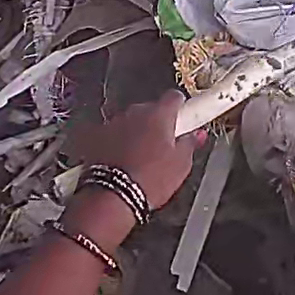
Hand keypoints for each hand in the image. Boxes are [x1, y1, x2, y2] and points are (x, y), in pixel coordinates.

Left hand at [67, 91, 203, 211]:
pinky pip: (113, 133)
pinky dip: (118, 142)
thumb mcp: (180, 165)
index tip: (183, 117)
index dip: (180, 106)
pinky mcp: (97, 135)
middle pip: (150, 109)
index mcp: (159, 115)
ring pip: (130, 121)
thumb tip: (197, 135)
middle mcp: (135, 112)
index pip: (173, 97)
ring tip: (141, 159)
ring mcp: (113, 122)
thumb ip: (189, 144)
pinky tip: (122, 161)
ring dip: (136, 133)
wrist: (113, 196)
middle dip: (157, 123)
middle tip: (163, 146)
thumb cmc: (150, 181)